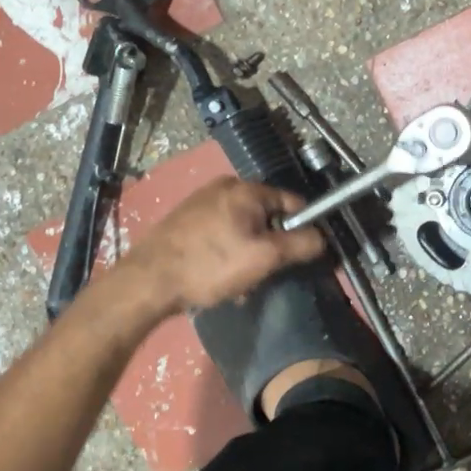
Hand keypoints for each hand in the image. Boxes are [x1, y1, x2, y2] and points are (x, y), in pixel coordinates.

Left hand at [122, 178, 324, 311]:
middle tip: (266, 273)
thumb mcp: (265, 258)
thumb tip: (323, 237)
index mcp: (246, 189)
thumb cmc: (211, 265)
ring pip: (243, 228)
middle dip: (272, 246)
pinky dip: (228, 253)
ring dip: (249, 253)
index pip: (293, 202)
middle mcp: (224, 187)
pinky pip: (221, 233)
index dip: (303, 228)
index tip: (301, 254)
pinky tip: (220, 277)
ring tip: (240, 282)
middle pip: (267, 216)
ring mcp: (201, 202)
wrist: (147, 282)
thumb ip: (301, 244)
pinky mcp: (185, 220)